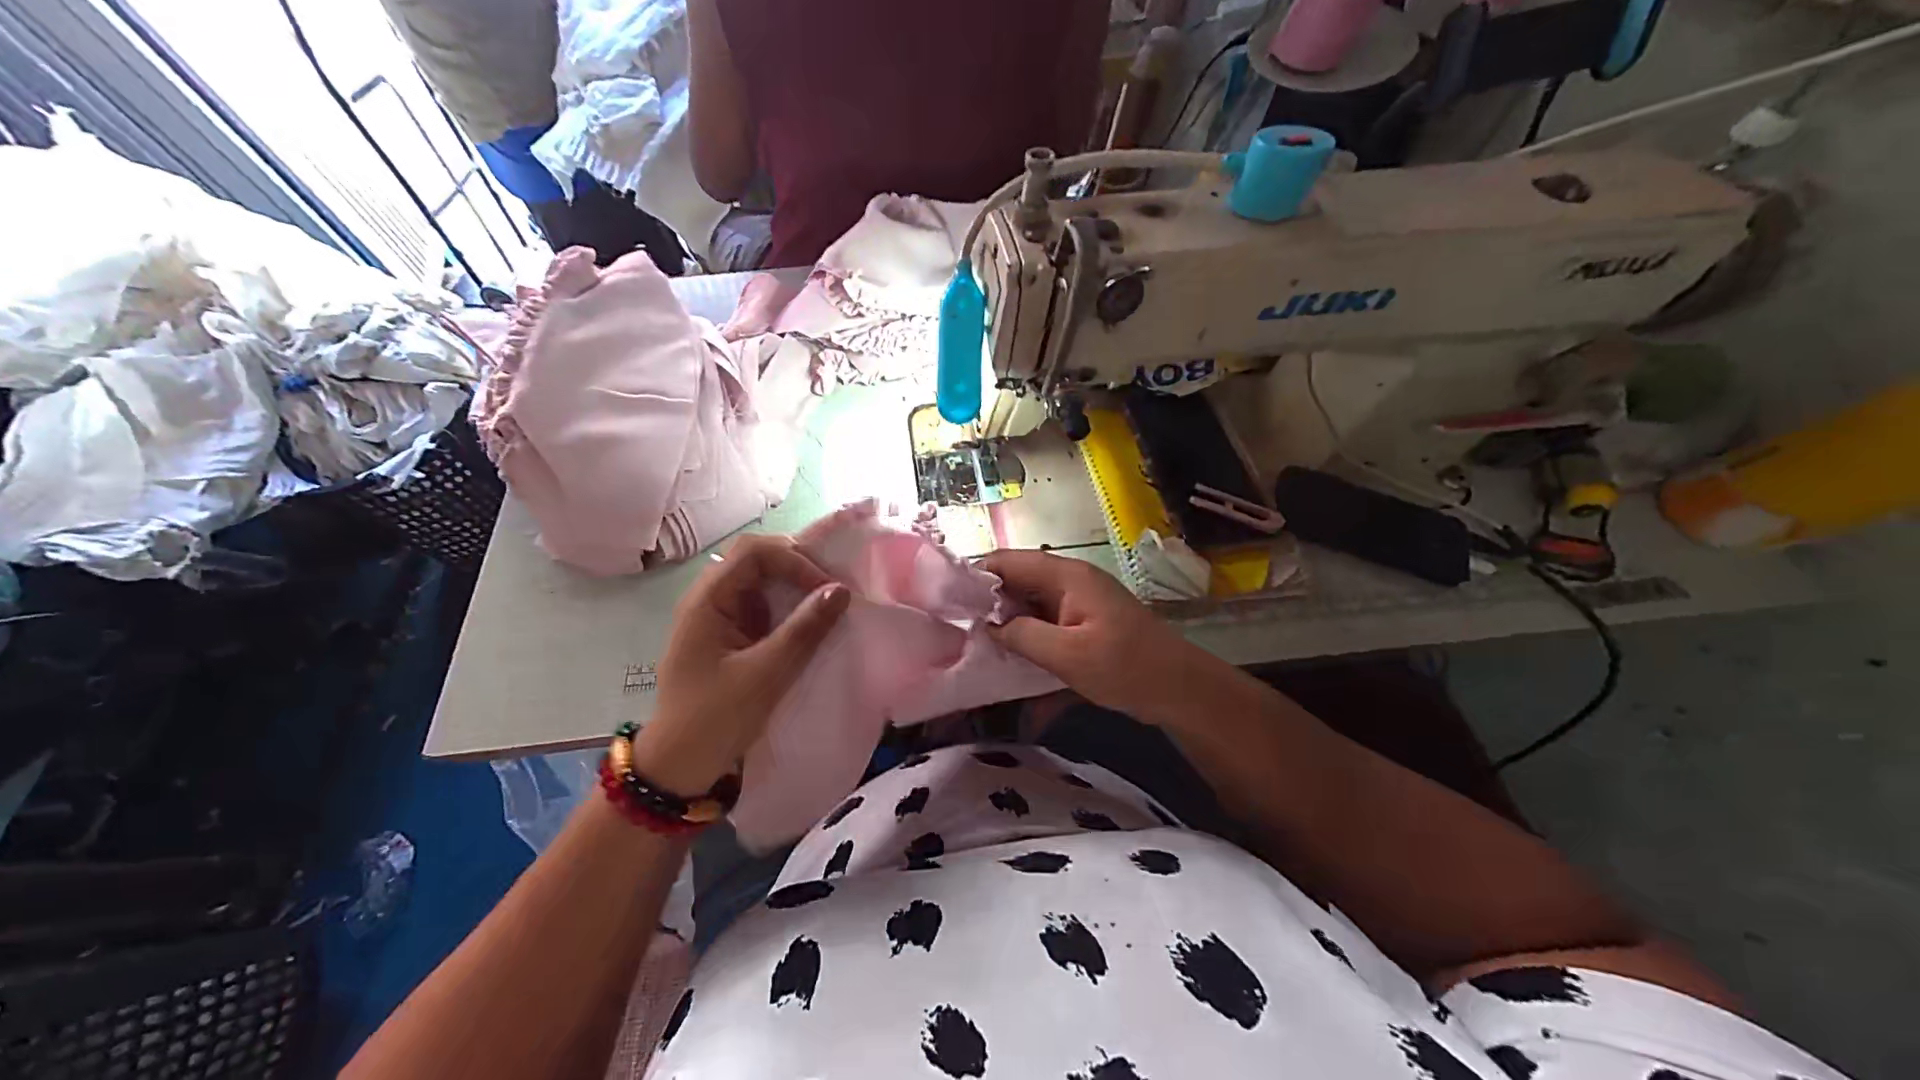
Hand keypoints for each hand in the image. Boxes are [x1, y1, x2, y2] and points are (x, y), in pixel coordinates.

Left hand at [635, 535, 850, 794]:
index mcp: (707, 600)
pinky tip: (811, 622)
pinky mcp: (730, 635)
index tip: (828, 589)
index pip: (754, 552)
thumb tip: (841, 590)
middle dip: (798, 566)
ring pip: (761, 581)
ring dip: (796, 586)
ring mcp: (719, 616)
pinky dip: (790, 607)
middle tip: (833, 588)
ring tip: (829, 602)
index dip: (794, 560)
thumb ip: (804, 629)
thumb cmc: (716, 718)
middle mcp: (710, 599)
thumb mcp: (766, 674)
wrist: (679, 766)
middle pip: (756, 558)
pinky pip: (763, 606)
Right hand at [980, 549, 1220, 721]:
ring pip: (1028, 602)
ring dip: (1005, 621)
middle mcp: (1070, 581)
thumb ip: (1021, 636)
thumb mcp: (1067, 655)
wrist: (1180, 690)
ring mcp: (1078, 602)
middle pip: (1016, 580)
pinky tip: (1010, 657)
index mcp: (1066, 576)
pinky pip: (1044, 621)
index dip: (975, 576)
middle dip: (987, 602)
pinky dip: (1026, 635)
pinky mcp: (1083, 623)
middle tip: (957, 628)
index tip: (947, 601)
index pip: (1007, 561)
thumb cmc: (1125, 668)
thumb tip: (987, 625)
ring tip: (975, 644)